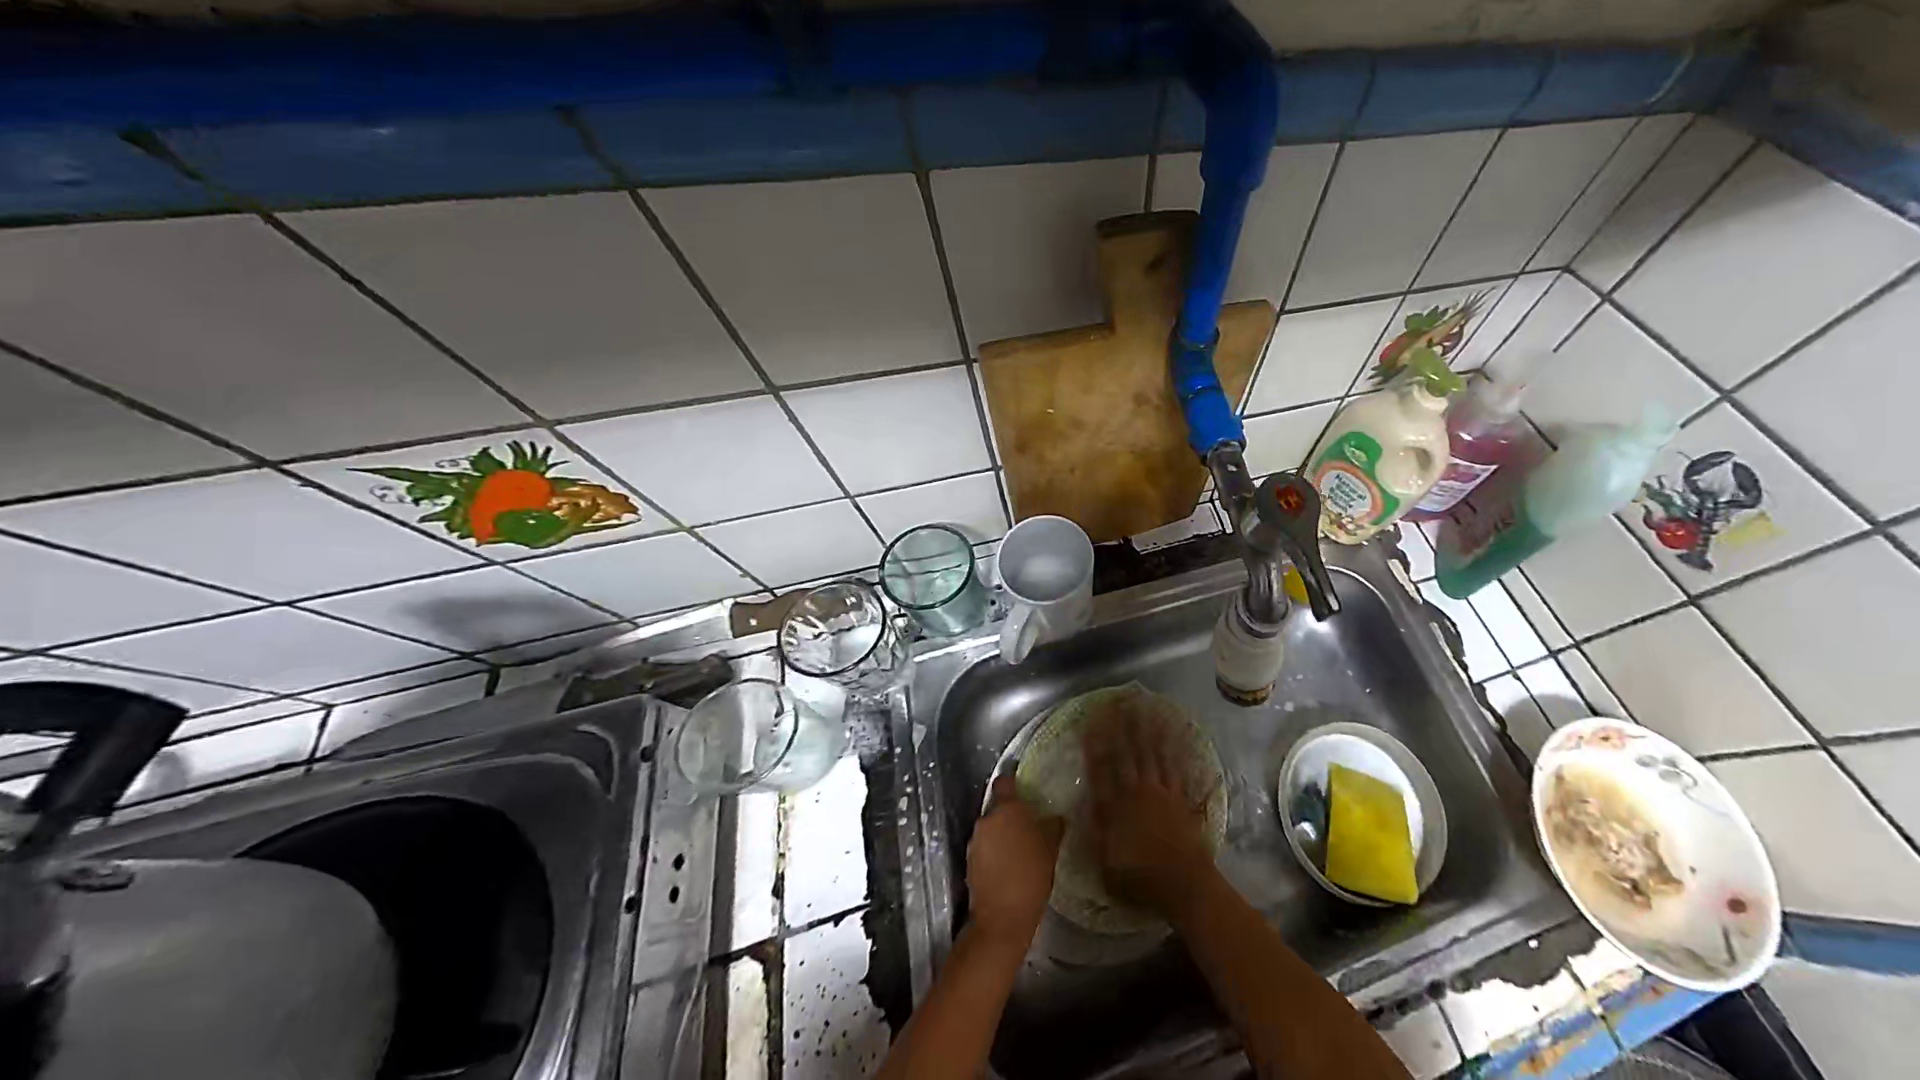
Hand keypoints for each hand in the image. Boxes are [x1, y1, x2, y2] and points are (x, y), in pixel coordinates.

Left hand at [965, 776, 1064, 947]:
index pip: (1005, 782)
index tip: (1024, 791)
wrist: (1002, 917)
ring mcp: (975, 839)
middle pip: (998, 806)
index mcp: (1007, 810)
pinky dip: (994, 850)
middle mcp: (987, 819)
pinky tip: (1007, 866)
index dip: (1013, 783)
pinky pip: (984, 845)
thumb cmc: (1032, 878)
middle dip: (1011, 815)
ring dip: (1002, 833)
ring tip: (1019, 850)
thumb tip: (1054, 817)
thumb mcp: (1050, 851)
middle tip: (1028, 828)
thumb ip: (1051, 828)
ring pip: (991, 827)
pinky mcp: (969, 858)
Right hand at [1082, 700, 1216, 918]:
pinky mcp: (1181, 799)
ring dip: (1149, 729)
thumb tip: (1081, 803)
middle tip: (1119, 701)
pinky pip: (1178, 768)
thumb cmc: (1139, 878)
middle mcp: (1137, 792)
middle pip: (1128, 752)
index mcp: (1114, 805)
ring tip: (1146, 707)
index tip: (1090, 720)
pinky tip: (1178, 735)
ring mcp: (1162, 793)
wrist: (1184, 886)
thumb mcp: (1103, 860)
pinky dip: (1177, 749)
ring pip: (1153, 754)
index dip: (1094, 742)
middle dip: (1122, 725)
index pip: (1100, 767)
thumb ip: (1093, 830)